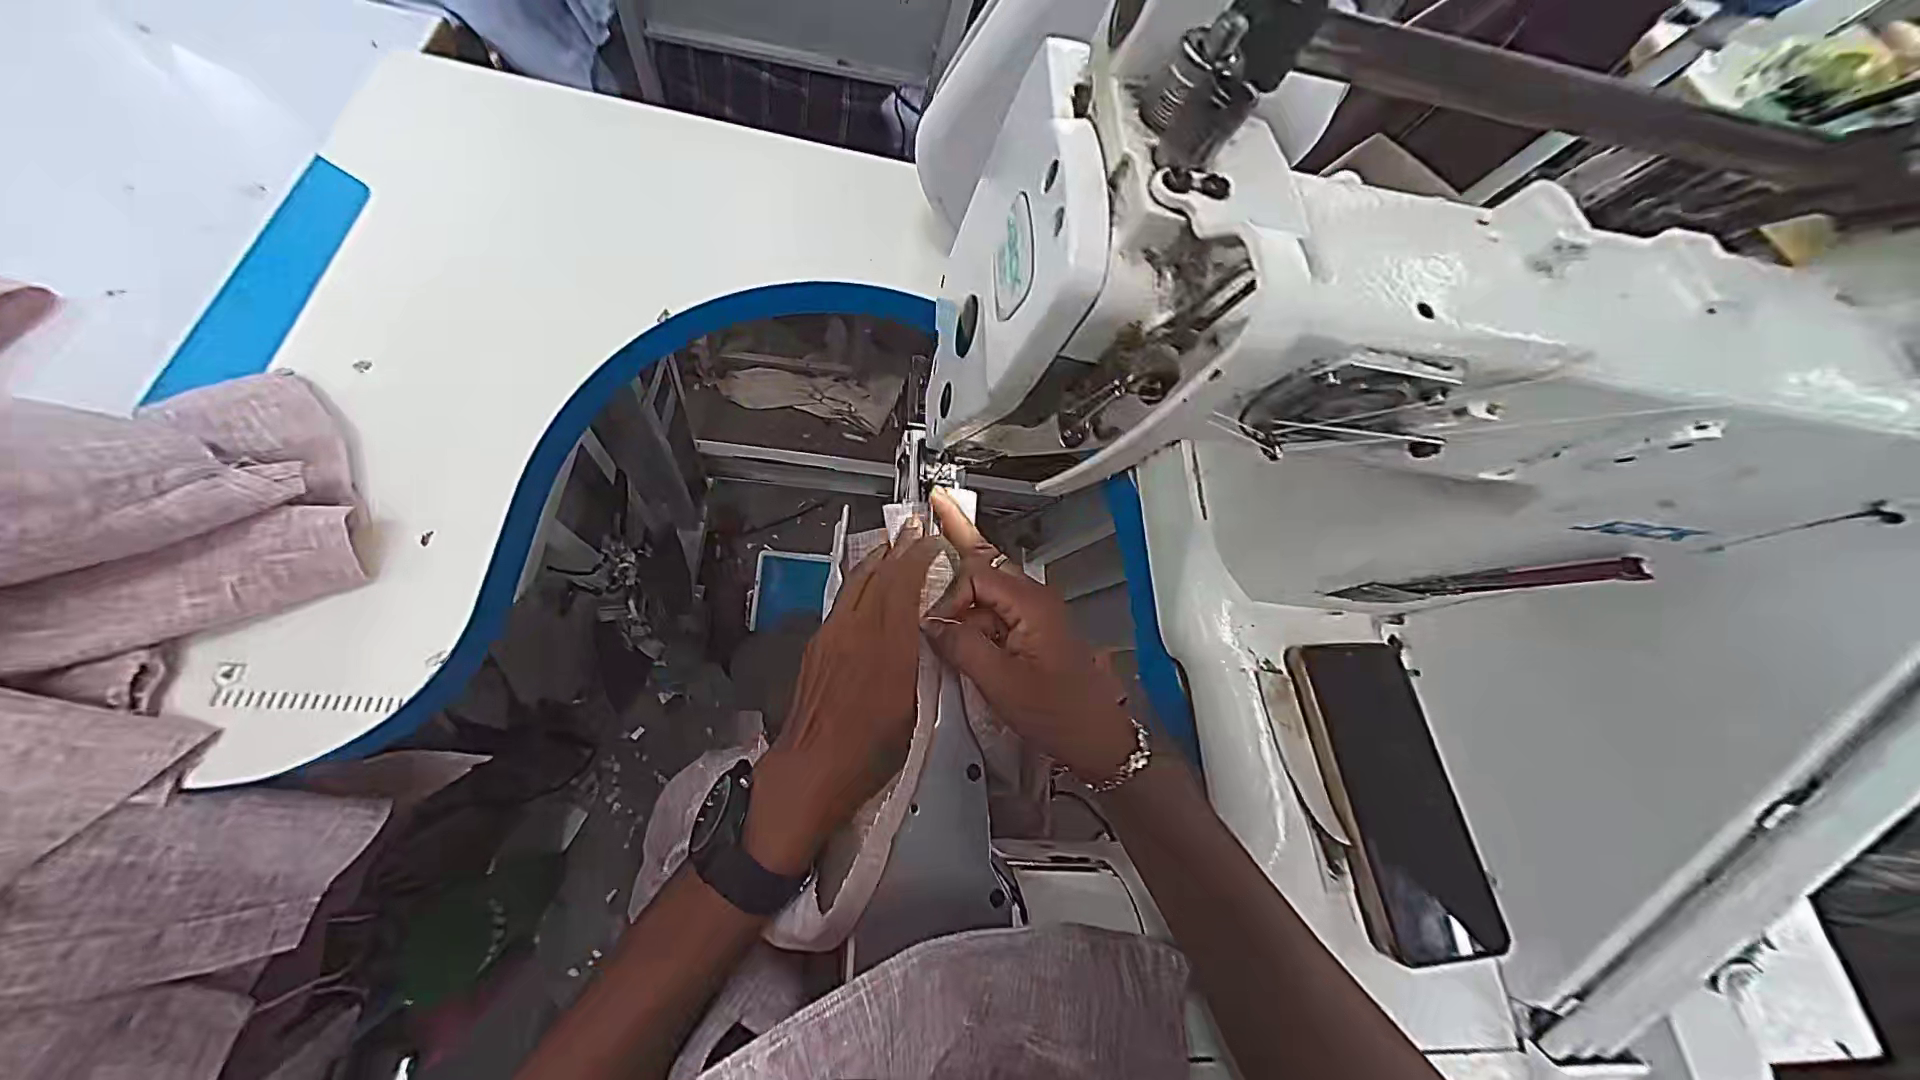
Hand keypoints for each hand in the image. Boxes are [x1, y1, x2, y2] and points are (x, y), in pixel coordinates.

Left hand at [743, 525, 946, 875]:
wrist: (811, 768)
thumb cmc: (866, 750)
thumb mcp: (914, 707)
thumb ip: (923, 662)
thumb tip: (930, 635)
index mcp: (888, 645)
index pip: (905, 584)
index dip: (920, 557)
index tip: (933, 542)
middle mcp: (856, 631)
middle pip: (878, 574)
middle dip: (899, 548)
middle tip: (914, 529)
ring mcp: (832, 636)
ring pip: (855, 583)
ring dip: (876, 560)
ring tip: (891, 546)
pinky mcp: (816, 646)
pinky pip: (841, 601)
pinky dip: (858, 583)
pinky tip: (864, 587)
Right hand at [922, 488, 1136, 782]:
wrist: (1095, 738)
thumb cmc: (1062, 713)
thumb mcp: (1001, 683)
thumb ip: (962, 647)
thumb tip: (932, 627)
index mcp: (1031, 605)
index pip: (976, 575)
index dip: (947, 598)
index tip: (931, 624)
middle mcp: (1033, 602)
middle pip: (986, 562)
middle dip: (959, 534)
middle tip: (939, 504)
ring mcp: (1032, 616)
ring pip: (986, 587)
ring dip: (960, 582)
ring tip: (938, 567)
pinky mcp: (1028, 633)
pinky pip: (992, 611)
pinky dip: (969, 611)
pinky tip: (953, 623)